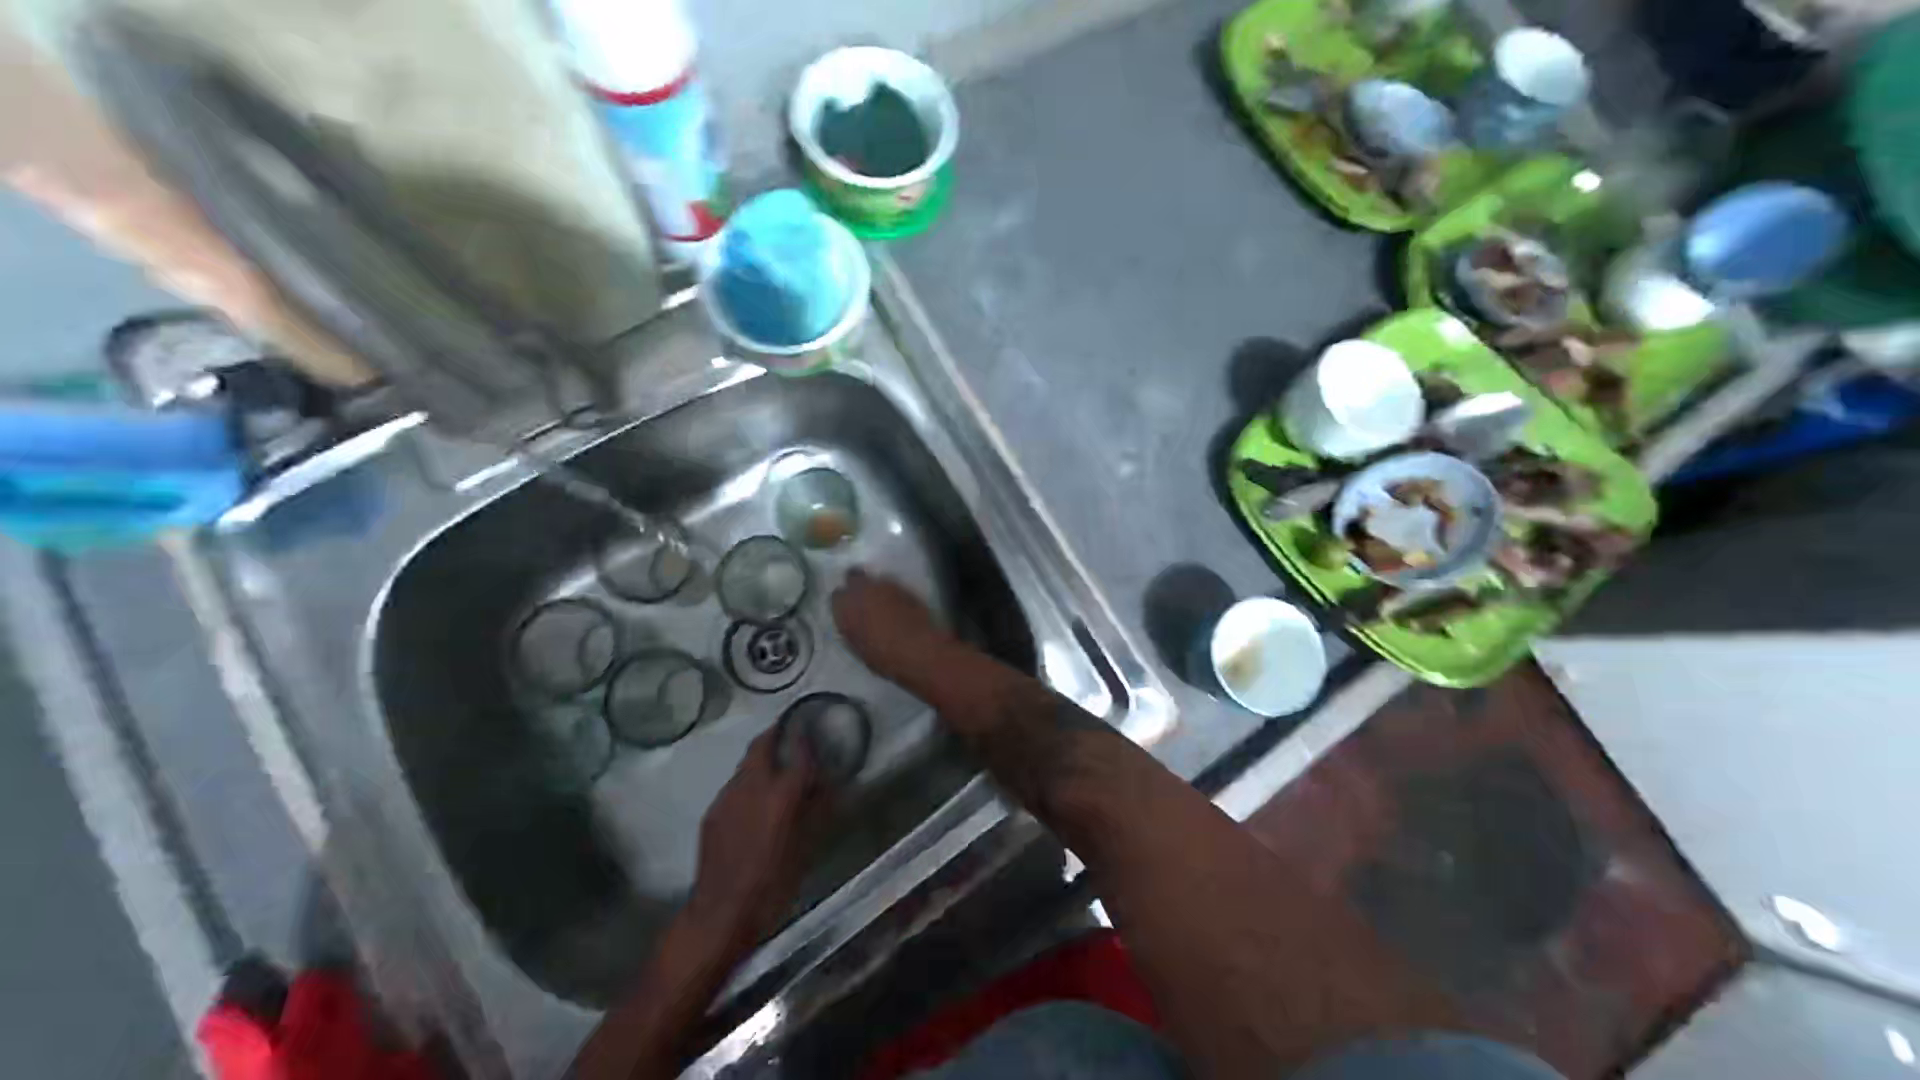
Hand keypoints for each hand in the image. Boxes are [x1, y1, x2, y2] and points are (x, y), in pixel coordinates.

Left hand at [691, 728, 819, 943]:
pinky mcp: (712, 811)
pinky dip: (747, 785)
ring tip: (774, 773)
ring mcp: (727, 796)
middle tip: (789, 735)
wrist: (722, 913)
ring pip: (745, 764)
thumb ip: (817, 810)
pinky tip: (754, 804)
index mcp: (782, 793)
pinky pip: (734, 787)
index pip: (799, 750)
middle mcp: (753, 785)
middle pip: (762, 743)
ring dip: (761, 760)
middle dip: (776, 734)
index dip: (807, 736)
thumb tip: (828, 787)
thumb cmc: (774, 884)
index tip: (813, 727)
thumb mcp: (807, 848)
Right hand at [831, 569, 954, 681]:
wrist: (916, 648)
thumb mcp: (858, 647)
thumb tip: (855, 623)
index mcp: (844, 608)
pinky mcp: (904, 585)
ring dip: (877, 588)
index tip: (850, 609)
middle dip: (857, 584)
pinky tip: (900, 605)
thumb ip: (852, 629)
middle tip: (864, 598)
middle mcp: (861, 590)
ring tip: (885, 603)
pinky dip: (894, 592)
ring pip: (875, 579)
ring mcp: (883, 585)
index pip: (837, 596)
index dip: (844, 602)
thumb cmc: (883, 657)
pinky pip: (893, 585)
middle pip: (853, 576)